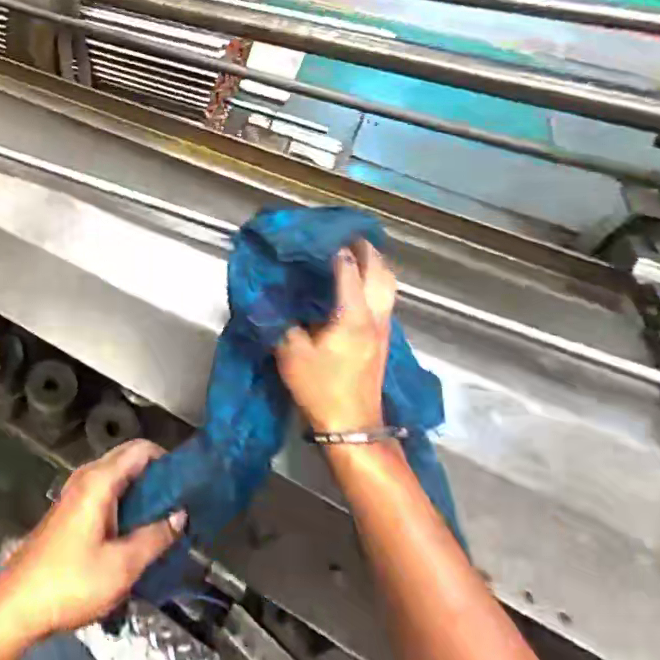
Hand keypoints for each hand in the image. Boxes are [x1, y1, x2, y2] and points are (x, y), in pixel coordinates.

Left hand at [0, 440, 186, 642]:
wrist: (19, 604)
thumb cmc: (71, 581)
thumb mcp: (122, 566)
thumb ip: (155, 537)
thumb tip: (180, 515)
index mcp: (98, 481)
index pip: (139, 449)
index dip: (167, 458)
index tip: (189, 481)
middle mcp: (86, 477)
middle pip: (128, 459)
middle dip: (157, 475)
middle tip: (183, 502)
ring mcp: (76, 493)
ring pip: (117, 478)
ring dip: (142, 492)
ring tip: (167, 520)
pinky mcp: (71, 511)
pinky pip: (105, 493)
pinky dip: (126, 502)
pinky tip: (139, 531)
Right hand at [276, 240, 396, 431]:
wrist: (352, 425)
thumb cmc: (320, 387)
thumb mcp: (290, 352)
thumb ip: (281, 319)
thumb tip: (272, 296)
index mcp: (352, 314)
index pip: (348, 269)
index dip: (335, 249)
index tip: (319, 235)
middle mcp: (374, 315)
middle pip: (380, 270)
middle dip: (366, 249)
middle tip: (346, 234)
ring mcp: (383, 327)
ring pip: (388, 284)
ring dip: (375, 263)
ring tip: (357, 251)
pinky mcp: (382, 338)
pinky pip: (385, 297)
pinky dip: (375, 280)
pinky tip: (359, 281)